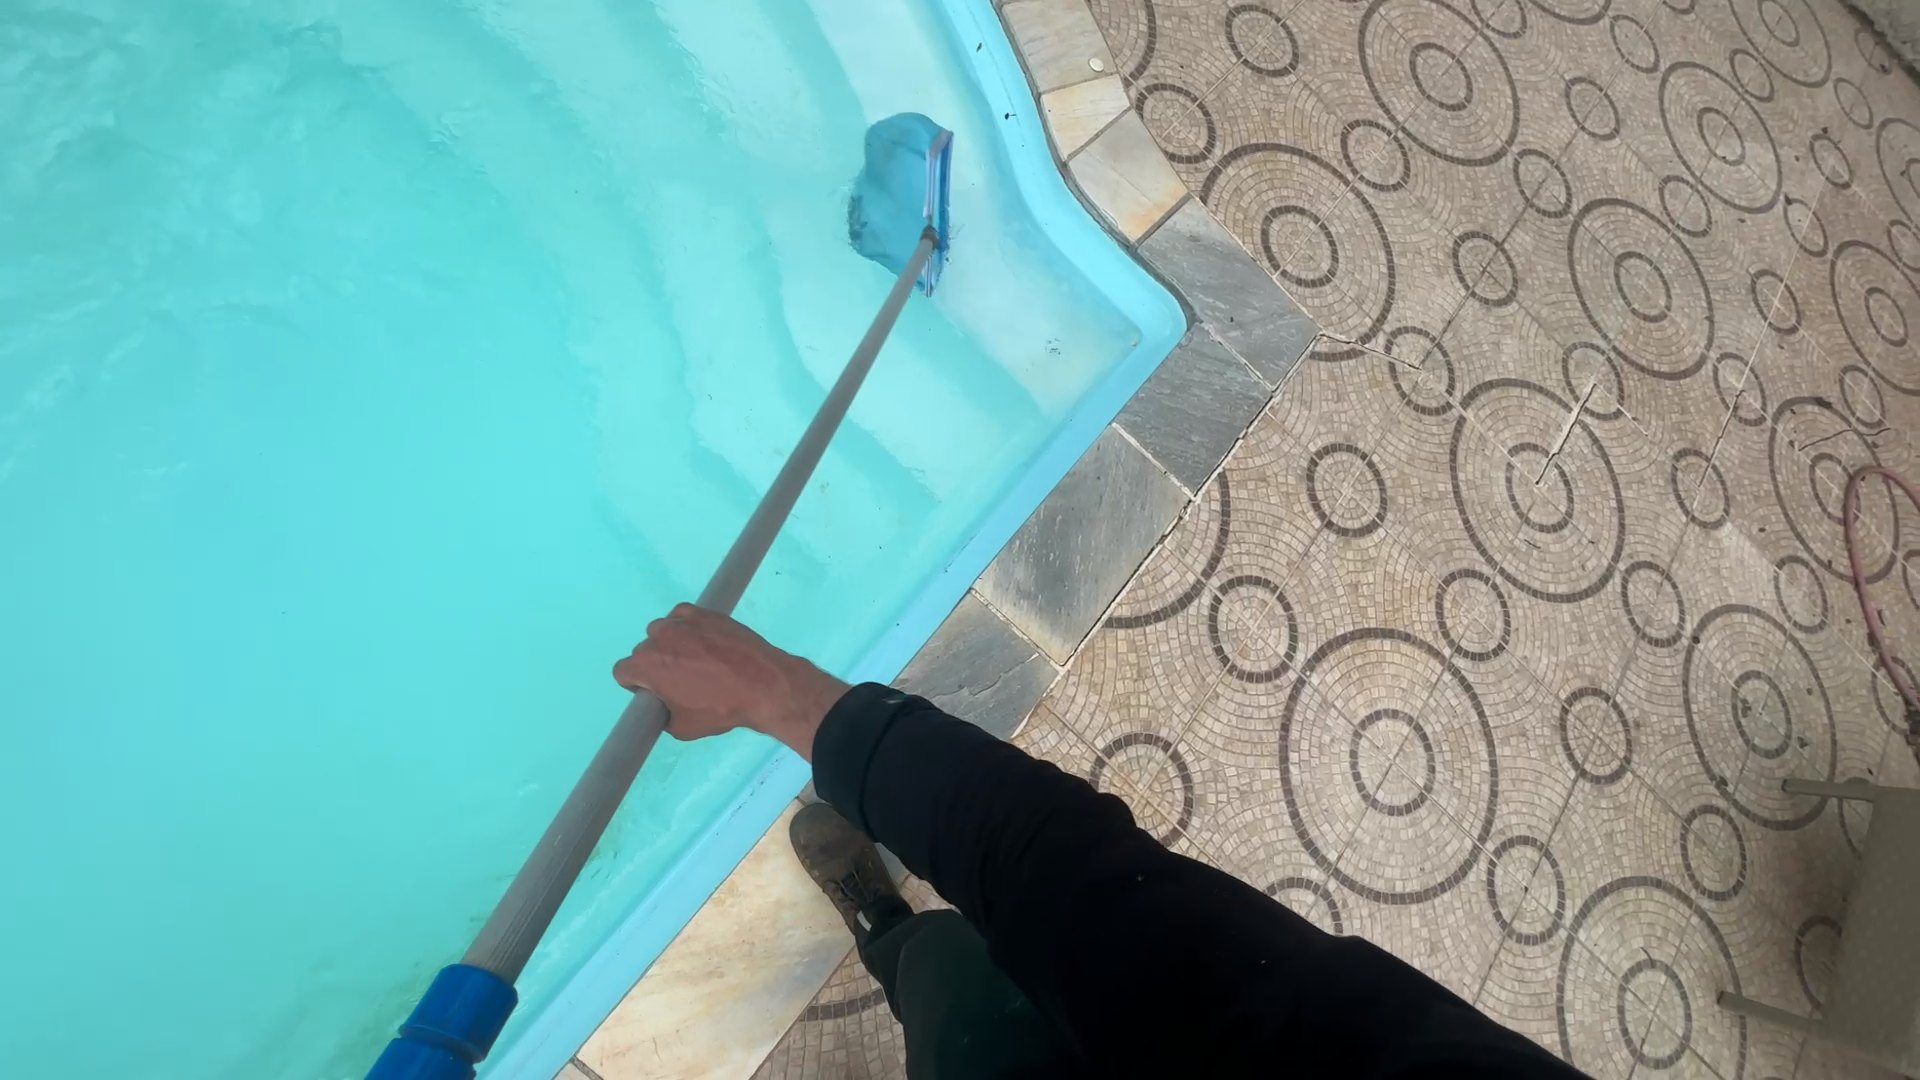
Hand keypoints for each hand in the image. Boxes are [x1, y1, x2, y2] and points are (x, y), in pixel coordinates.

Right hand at [612, 603, 848, 759]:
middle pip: (645, 650)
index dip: (637, 685)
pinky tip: (706, 642)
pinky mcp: (707, 612)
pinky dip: (689, 626)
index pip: (623, 672)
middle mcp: (659, 636)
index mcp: (646, 664)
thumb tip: (664, 707)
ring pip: (664, 631)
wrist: (763, 684)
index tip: (655, 692)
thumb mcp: (682, 728)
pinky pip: (684, 616)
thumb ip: (661, 715)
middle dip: (657, 664)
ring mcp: (684, 620)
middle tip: (682, 679)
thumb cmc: (721, 708)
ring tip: (697, 660)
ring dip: (672, 643)